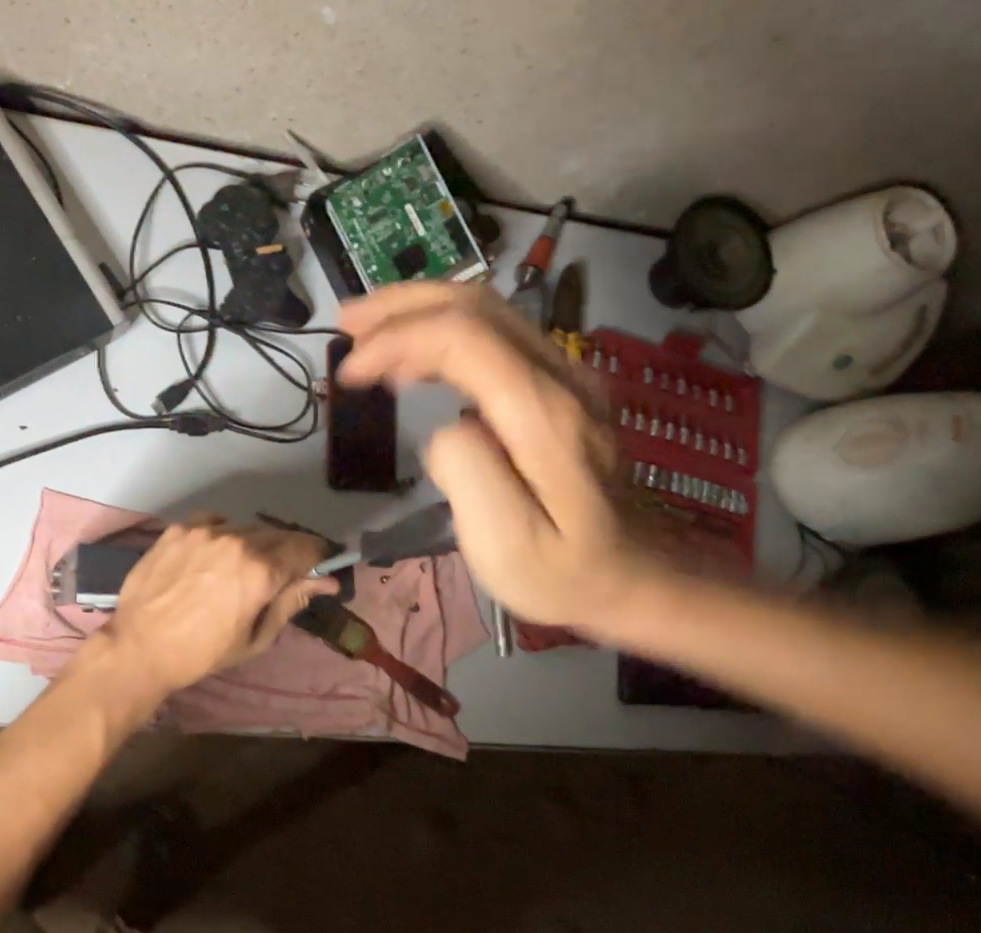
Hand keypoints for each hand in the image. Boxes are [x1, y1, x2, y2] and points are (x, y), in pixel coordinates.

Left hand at [92, 517, 338, 695]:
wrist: (140, 647)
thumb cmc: (202, 653)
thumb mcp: (255, 637)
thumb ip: (292, 602)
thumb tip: (326, 581)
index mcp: (261, 571)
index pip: (306, 548)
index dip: (317, 557)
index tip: (317, 567)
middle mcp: (237, 542)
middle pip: (278, 536)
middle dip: (286, 552)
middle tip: (279, 575)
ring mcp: (204, 532)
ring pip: (245, 528)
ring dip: (253, 544)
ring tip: (240, 569)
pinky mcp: (179, 530)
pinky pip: (213, 523)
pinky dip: (222, 534)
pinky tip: (214, 555)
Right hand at [336, 282, 659, 630]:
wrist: (634, 579)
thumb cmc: (561, 572)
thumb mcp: (505, 544)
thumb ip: (467, 474)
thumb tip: (442, 427)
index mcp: (542, 413)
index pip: (462, 337)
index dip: (397, 340)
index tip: (348, 373)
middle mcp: (560, 377)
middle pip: (476, 306)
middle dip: (402, 307)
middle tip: (345, 325)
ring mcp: (564, 378)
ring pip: (488, 312)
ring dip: (420, 312)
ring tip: (365, 334)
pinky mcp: (558, 390)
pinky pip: (496, 337)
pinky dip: (442, 333)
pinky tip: (412, 361)